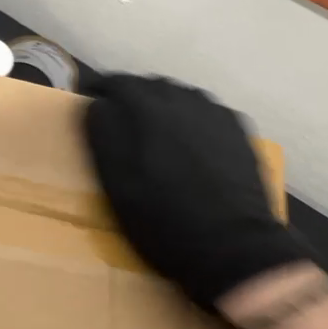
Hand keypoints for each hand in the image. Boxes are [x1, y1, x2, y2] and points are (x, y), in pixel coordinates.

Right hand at [83, 74, 309, 308]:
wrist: (232, 246)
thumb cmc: (162, 219)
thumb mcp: (116, 182)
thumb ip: (103, 134)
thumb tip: (98, 104)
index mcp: (148, 108)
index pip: (116, 82)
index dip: (99, 89)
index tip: (88, 99)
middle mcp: (184, 99)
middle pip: (150, 85)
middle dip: (131, 97)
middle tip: (118, 120)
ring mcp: (217, 113)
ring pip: (181, 96)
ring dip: (162, 106)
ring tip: (153, 132)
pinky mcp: (239, 131)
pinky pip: (206, 112)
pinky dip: (190, 120)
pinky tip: (189, 144)